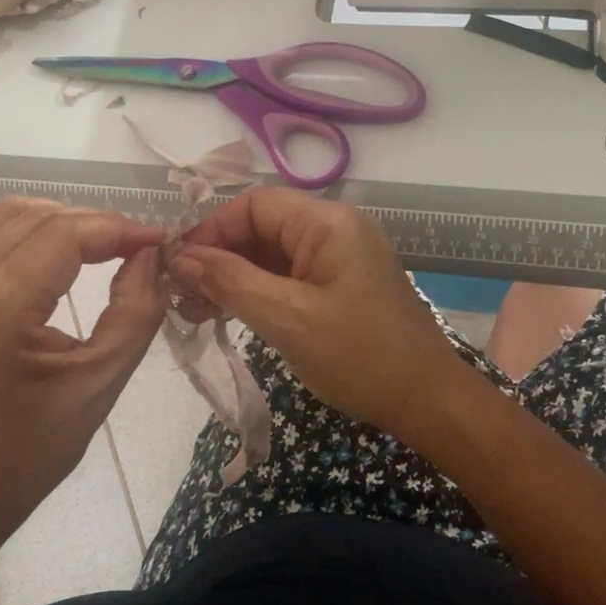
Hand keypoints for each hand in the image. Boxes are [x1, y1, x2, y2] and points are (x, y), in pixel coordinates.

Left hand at [0, 198, 163, 548]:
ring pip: (8, 218)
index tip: (157, 242)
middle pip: (36, 217)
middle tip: (138, 247)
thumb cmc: (36, 447)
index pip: (63, 235)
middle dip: (95, 222)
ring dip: (63, 221)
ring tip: (105, 246)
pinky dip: (34, 234)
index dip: (117, 228)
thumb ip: (136, 308)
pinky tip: (65, 257)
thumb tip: (150, 255)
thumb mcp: (103, 379)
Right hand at [169, 187, 465, 441]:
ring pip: (275, 251)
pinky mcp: (344, 281)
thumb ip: (231, 282)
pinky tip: (233, 313)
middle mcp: (338, 227)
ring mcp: (343, 255)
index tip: (178, 268)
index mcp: (329, 223)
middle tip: (182, 296)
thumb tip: (180, 257)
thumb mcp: (288, 319)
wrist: (428, 400)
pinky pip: (292, 272)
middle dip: (220, 255)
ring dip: (236, 275)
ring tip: (198, 309)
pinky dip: (261, 289)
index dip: (212, 230)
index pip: (255, 204)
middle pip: (264, 225)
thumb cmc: (360, 358)